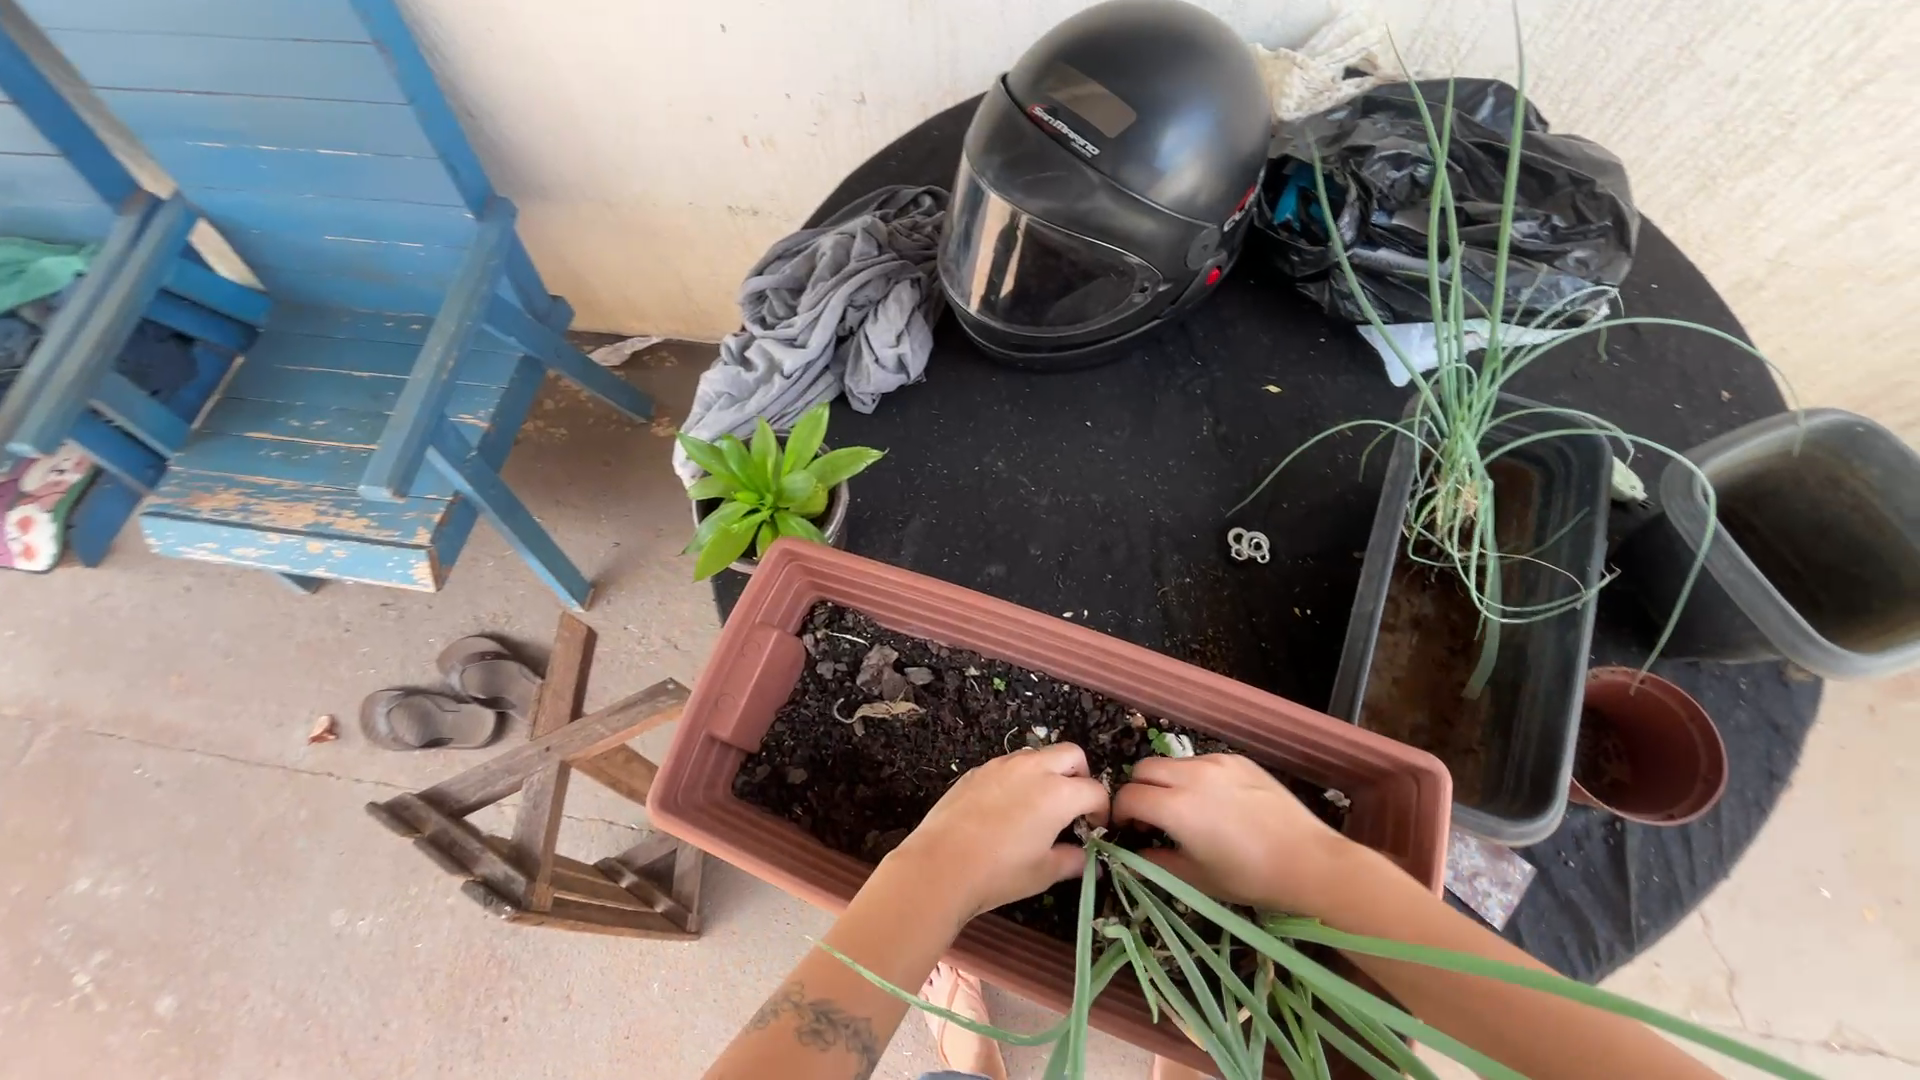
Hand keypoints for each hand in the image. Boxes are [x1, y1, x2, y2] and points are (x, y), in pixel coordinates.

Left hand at [880, 743, 1109, 923]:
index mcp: (1058, 792)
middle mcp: (1033, 768)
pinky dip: (1018, 779)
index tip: (1094, 829)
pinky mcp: (978, 770)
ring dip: (1048, 773)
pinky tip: (1005, 809)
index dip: (1102, 810)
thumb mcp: (1043, 873)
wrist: (940, 865)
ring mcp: (1002, 765)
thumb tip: (1086, 860)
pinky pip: (1008, 765)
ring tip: (1038, 807)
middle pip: (1071, 754)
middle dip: (1080, 776)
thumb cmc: (999, 872)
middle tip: (1073, 807)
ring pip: (1038, 755)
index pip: (1095, 790)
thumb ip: (1072, 860)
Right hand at [1112, 753, 1359, 915]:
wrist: (1309, 862)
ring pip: (1172, 763)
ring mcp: (1216, 762)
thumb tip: (1134, 855)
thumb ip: (1156, 863)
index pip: (1128, 796)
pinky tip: (1215, 803)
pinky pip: (1202, 762)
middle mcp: (1190, 775)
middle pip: (1143, 769)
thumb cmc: (1249, 877)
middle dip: (1138, 791)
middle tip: (1150, 817)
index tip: (1128, 829)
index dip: (1120, 813)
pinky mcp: (1237, 759)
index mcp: (1175, 806)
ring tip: (1184, 809)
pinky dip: (1194, 777)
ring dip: (1165, 782)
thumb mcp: (1195, 878)